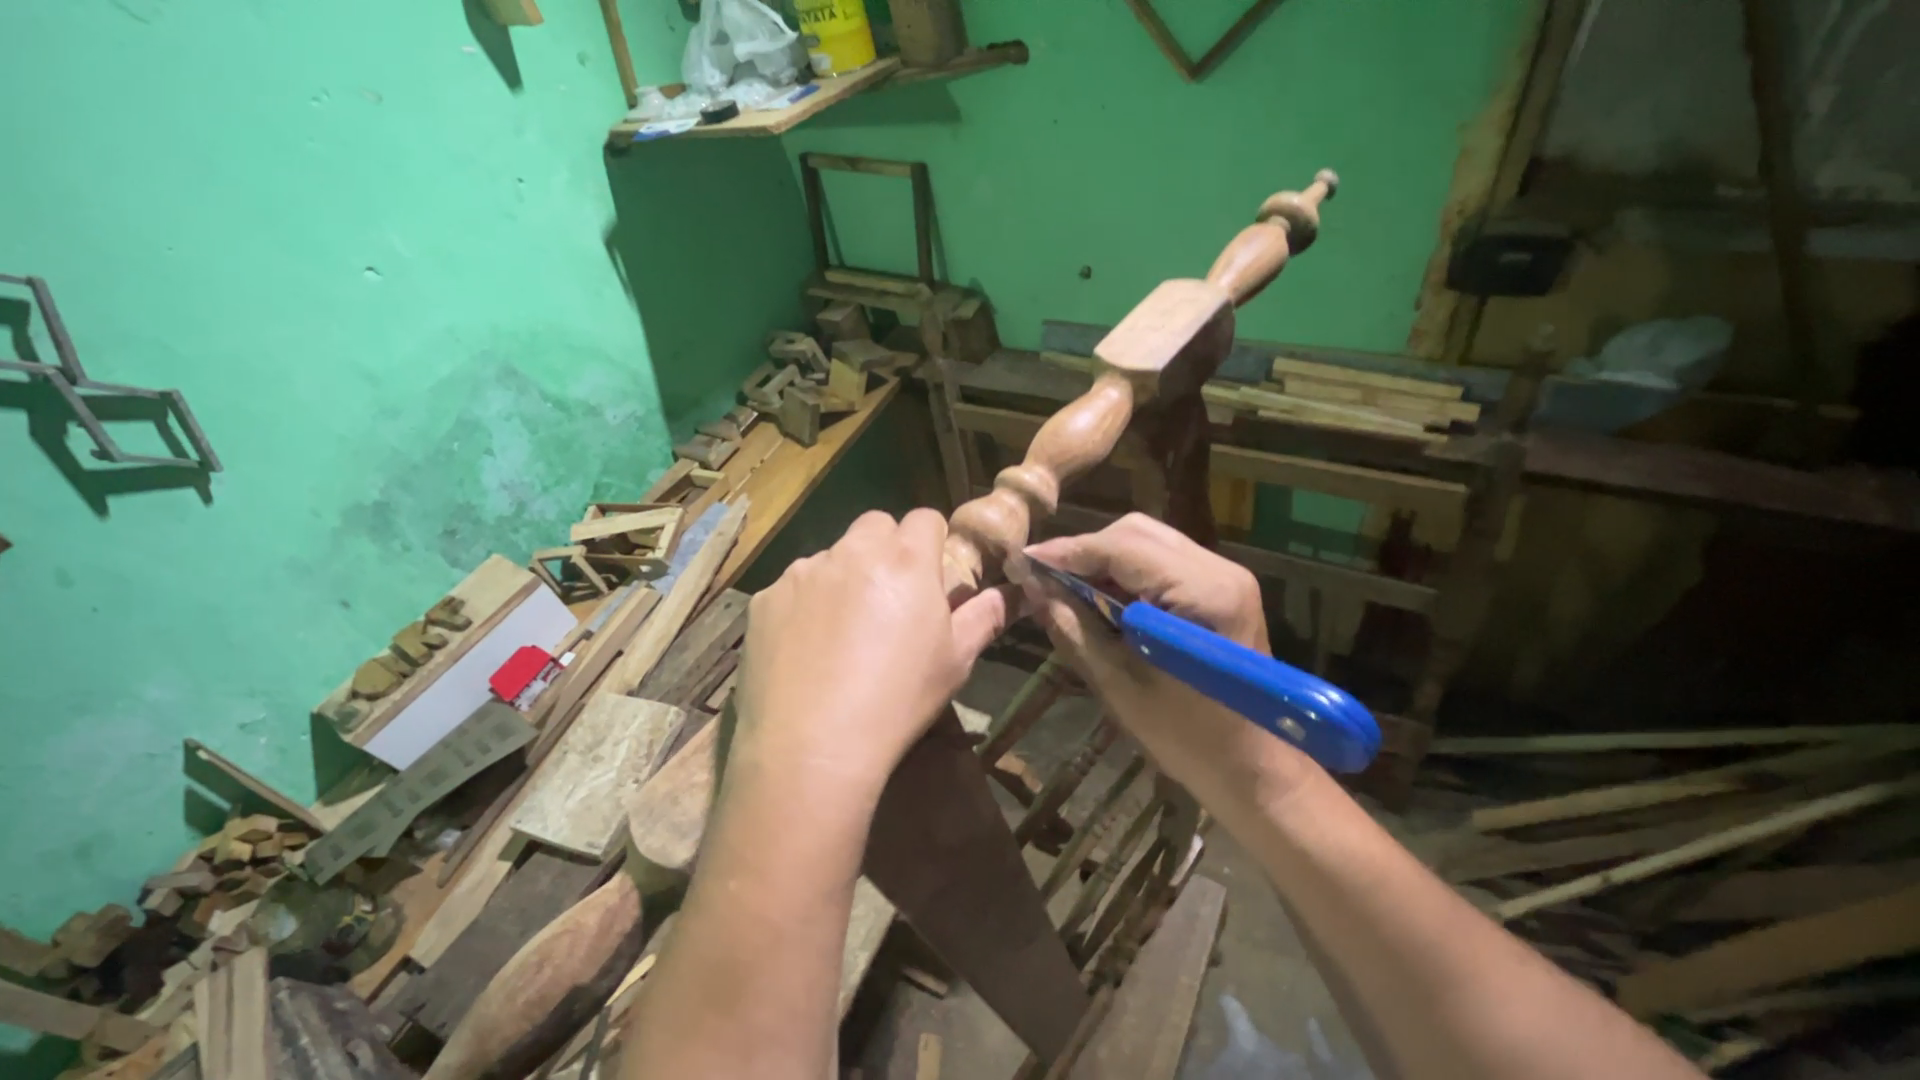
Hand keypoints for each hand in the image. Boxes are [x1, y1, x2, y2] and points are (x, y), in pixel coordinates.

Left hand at [734, 509, 1012, 794]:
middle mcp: (852, 552)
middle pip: (875, 526)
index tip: (931, 576)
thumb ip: (985, 616)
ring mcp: (803, 572)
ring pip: (832, 556)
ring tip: (843, 633)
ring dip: (844, 577)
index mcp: (907, 560)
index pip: (925, 518)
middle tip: (890, 600)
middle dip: (887, 549)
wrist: (812, 744)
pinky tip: (806, 651)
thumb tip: (1010, 592)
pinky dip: (805, 606)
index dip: (932, 542)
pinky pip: (793, 587)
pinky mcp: (766, 599)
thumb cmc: (898, 700)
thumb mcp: (956, 662)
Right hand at [1021, 514, 1318, 803]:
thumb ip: (1073, 626)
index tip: (1021, 563)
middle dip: (1085, 552)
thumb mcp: (1118, 684)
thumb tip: (1031, 584)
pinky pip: (1164, 562)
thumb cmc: (1188, 738)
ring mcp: (1226, 577)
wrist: (1253, 769)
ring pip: (1149, 542)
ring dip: (1104, 561)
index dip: (1066, 552)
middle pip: (1136, 533)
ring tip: (1066, 590)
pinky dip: (1127, 573)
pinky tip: (1102, 599)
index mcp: (1202, 592)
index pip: (1121, 547)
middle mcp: (1220, 571)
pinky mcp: (1223, 590)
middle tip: (1043, 580)